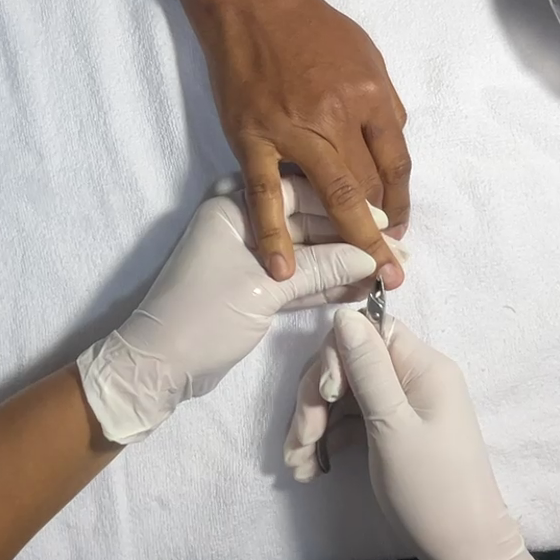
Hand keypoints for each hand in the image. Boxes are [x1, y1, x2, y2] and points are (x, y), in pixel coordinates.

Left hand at [77, 181, 383, 443]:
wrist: (161, 364)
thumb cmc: (204, 313)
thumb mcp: (264, 288)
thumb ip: (320, 268)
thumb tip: (372, 257)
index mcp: (233, 207)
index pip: (299, 195)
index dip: (343, 208)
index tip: (385, 223)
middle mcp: (243, 224)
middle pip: (307, 225)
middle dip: (351, 240)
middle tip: (398, 252)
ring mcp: (249, 258)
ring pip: (306, 254)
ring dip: (344, 264)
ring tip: (391, 272)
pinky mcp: (254, 288)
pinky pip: (298, 279)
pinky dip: (326, 284)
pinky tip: (361, 288)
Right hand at [193, 0, 408, 289]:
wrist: (250, 4)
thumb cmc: (310, 25)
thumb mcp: (365, 53)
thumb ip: (381, 101)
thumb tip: (390, 143)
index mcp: (369, 94)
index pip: (396, 162)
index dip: (402, 201)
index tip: (400, 227)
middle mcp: (338, 117)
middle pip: (369, 185)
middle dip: (383, 230)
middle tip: (391, 270)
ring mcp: (293, 131)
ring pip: (330, 197)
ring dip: (352, 242)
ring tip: (365, 279)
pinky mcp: (253, 140)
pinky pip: (266, 195)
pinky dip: (275, 234)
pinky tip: (282, 268)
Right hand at [283, 310, 559, 559]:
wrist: (464, 557)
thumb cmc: (432, 489)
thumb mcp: (392, 426)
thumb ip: (367, 368)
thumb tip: (343, 312)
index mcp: (423, 366)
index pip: (366, 331)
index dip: (336, 356)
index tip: (324, 395)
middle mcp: (412, 377)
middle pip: (348, 362)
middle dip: (316, 398)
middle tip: (301, 439)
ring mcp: (401, 403)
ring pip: (343, 392)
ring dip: (314, 423)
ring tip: (297, 463)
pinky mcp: (390, 428)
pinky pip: (350, 418)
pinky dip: (327, 438)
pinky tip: (310, 466)